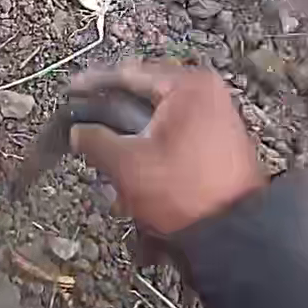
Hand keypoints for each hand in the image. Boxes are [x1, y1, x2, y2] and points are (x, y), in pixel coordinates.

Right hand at [68, 62, 265, 235]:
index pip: (129, 73)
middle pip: (141, 97)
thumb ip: (94, 139)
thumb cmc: (188, 194)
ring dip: (128, 138)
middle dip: (112, 118)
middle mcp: (205, 94)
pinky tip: (131, 173)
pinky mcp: (212, 143)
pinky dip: (147, 150)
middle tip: (86, 126)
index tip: (72, 91)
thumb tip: (78, 131)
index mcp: (189, 86)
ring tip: (108, 158)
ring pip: (154, 120)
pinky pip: (169, 137)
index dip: (94, 84)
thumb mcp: (128, 163)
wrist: (234, 234)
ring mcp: (212, 118)